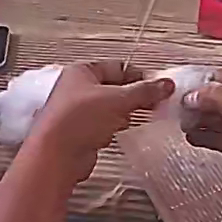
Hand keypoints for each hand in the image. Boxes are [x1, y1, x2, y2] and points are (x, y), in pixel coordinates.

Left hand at [18, 62, 174, 190]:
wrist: (57, 155)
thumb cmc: (78, 119)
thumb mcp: (118, 99)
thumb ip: (144, 91)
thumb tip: (165, 85)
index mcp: (82, 72)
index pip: (117, 67)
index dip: (138, 75)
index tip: (158, 84)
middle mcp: (77, 90)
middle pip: (113, 88)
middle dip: (134, 96)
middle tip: (156, 102)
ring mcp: (77, 113)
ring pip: (109, 109)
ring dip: (126, 114)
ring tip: (145, 117)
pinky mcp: (80, 134)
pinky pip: (104, 127)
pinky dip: (115, 128)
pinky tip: (124, 132)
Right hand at [180, 71, 221, 210]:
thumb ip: (217, 96)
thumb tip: (192, 94)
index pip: (219, 77)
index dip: (198, 81)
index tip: (178, 86)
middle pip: (210, 97)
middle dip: (192, 101)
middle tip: (174, 106)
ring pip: (208, 117)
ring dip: (193, 119)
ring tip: (180, 121)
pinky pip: (209, 136)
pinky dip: (198, 136)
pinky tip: (190, 136)